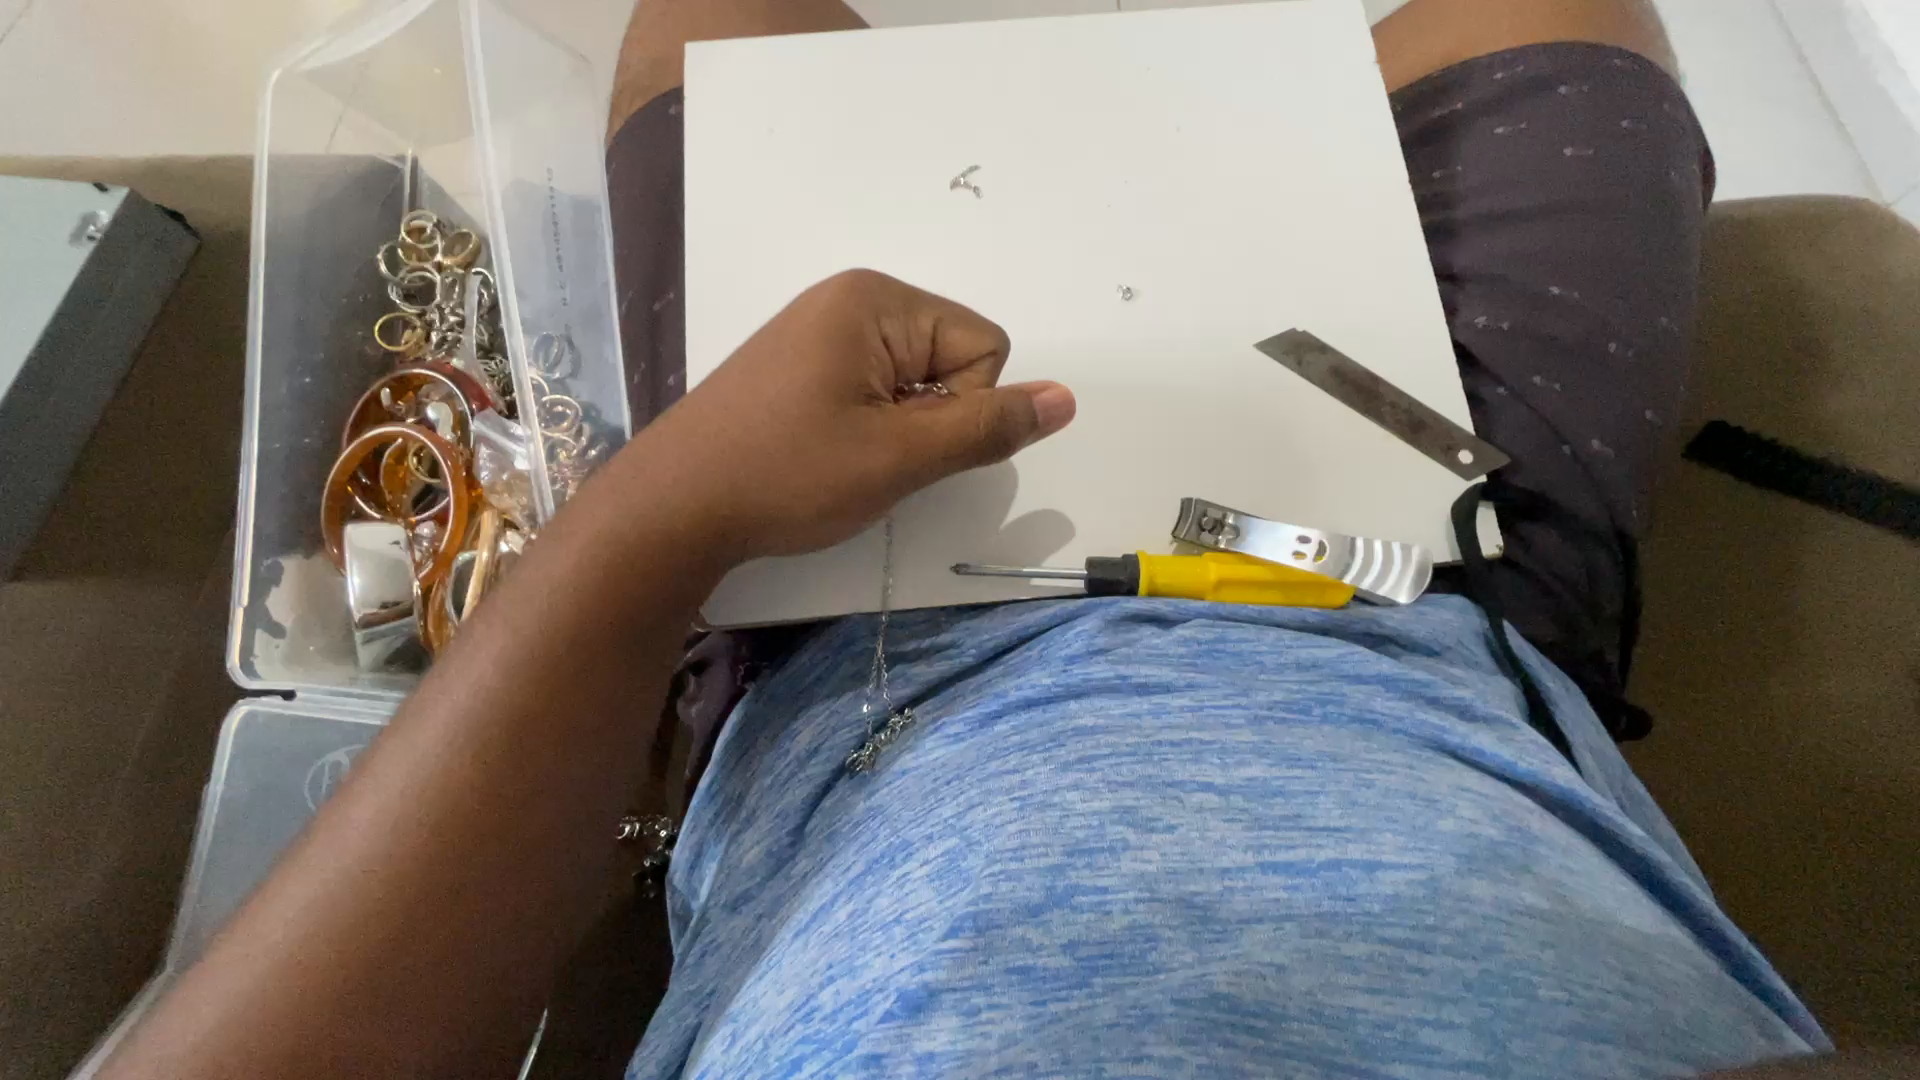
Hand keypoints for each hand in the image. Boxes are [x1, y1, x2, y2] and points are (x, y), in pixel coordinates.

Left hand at [624, 270, 1075, 562]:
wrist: (676, 506)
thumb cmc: (788, 475)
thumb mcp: (900, 457)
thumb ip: (987, 427)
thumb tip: (1065, 398)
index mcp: (877, 300)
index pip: (984, 345)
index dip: (964, 407)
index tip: (904, 442)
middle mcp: (850, 300)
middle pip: (951, 358)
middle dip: (932, 417)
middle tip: (871, 454)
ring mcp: (820, 332)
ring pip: (914, 381)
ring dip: (901, 428)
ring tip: (844, 457)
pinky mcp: (802, 366)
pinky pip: (875, 388)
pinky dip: (871, 426)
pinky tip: (826, 453)